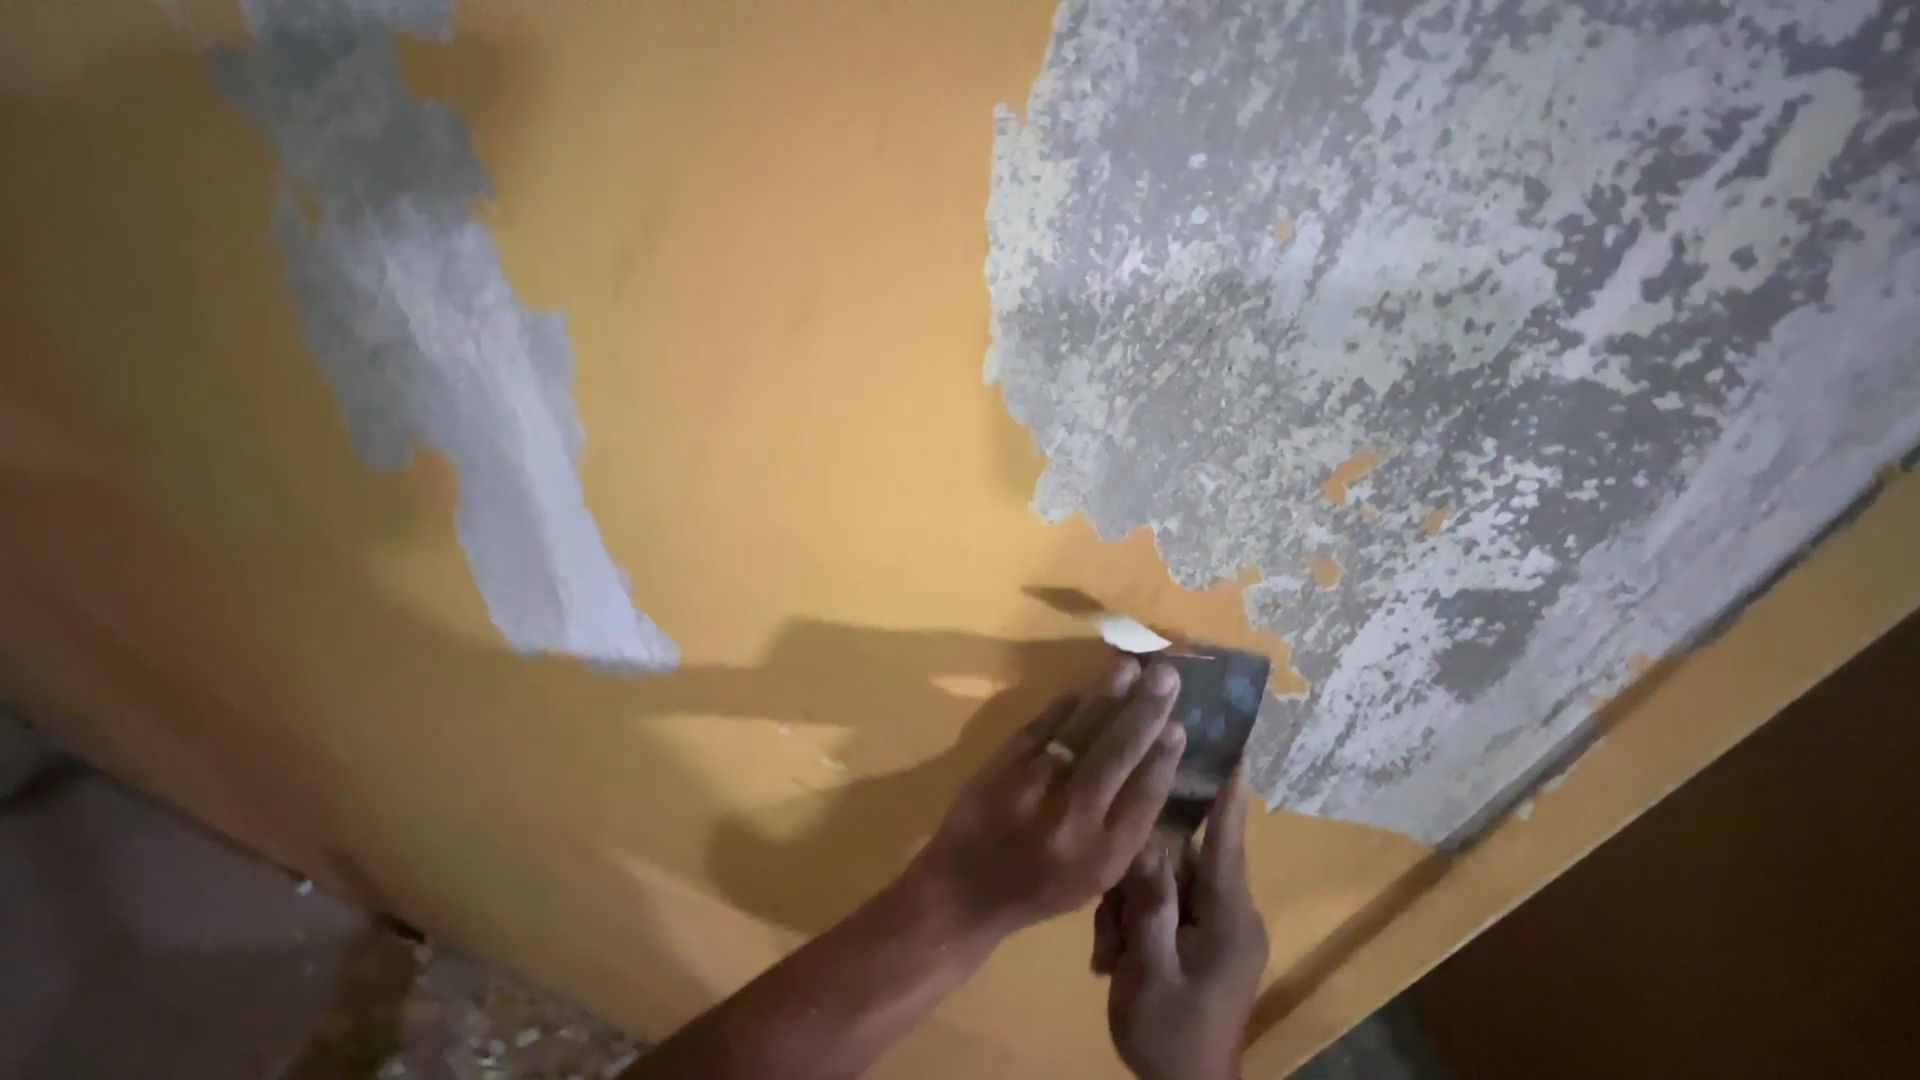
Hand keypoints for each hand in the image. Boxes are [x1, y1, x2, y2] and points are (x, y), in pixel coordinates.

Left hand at [903, 657, 1186, 939]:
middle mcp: (1074, 820)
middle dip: (1146, 711)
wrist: (965, 890)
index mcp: (1105, 854)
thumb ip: (1127, 827)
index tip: (1179, 724)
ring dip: (1107, 695)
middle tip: (1166, 676)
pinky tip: (1084, 689)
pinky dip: (1065, 706)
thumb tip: (1155, 765)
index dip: (1164, 756)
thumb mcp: (1096, 876)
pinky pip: (1041, 728)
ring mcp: (1034, 788)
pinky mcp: (1001, 767)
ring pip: (1079, 731)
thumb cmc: (1040, 888)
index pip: (1145, 794)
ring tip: (1130, 667)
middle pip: (1118, 753)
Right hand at [1092, 772, 1268, 1079]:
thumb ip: (1151, 905)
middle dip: (1137, 876)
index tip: (1235, 746)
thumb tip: (1149, 845)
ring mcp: (1214, 926)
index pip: (1228, 839)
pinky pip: (1162, 906)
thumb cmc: (1171, 1033)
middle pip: (1180, 860)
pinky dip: (1133, 922)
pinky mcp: (1198, 939)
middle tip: (1110, 923)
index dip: (1229, 792)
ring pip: (1163, 881)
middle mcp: (1228, 911)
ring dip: (1129, 907)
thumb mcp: (1151, 971)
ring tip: (1109, 954)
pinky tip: (1113, 958)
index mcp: (1229, 915)